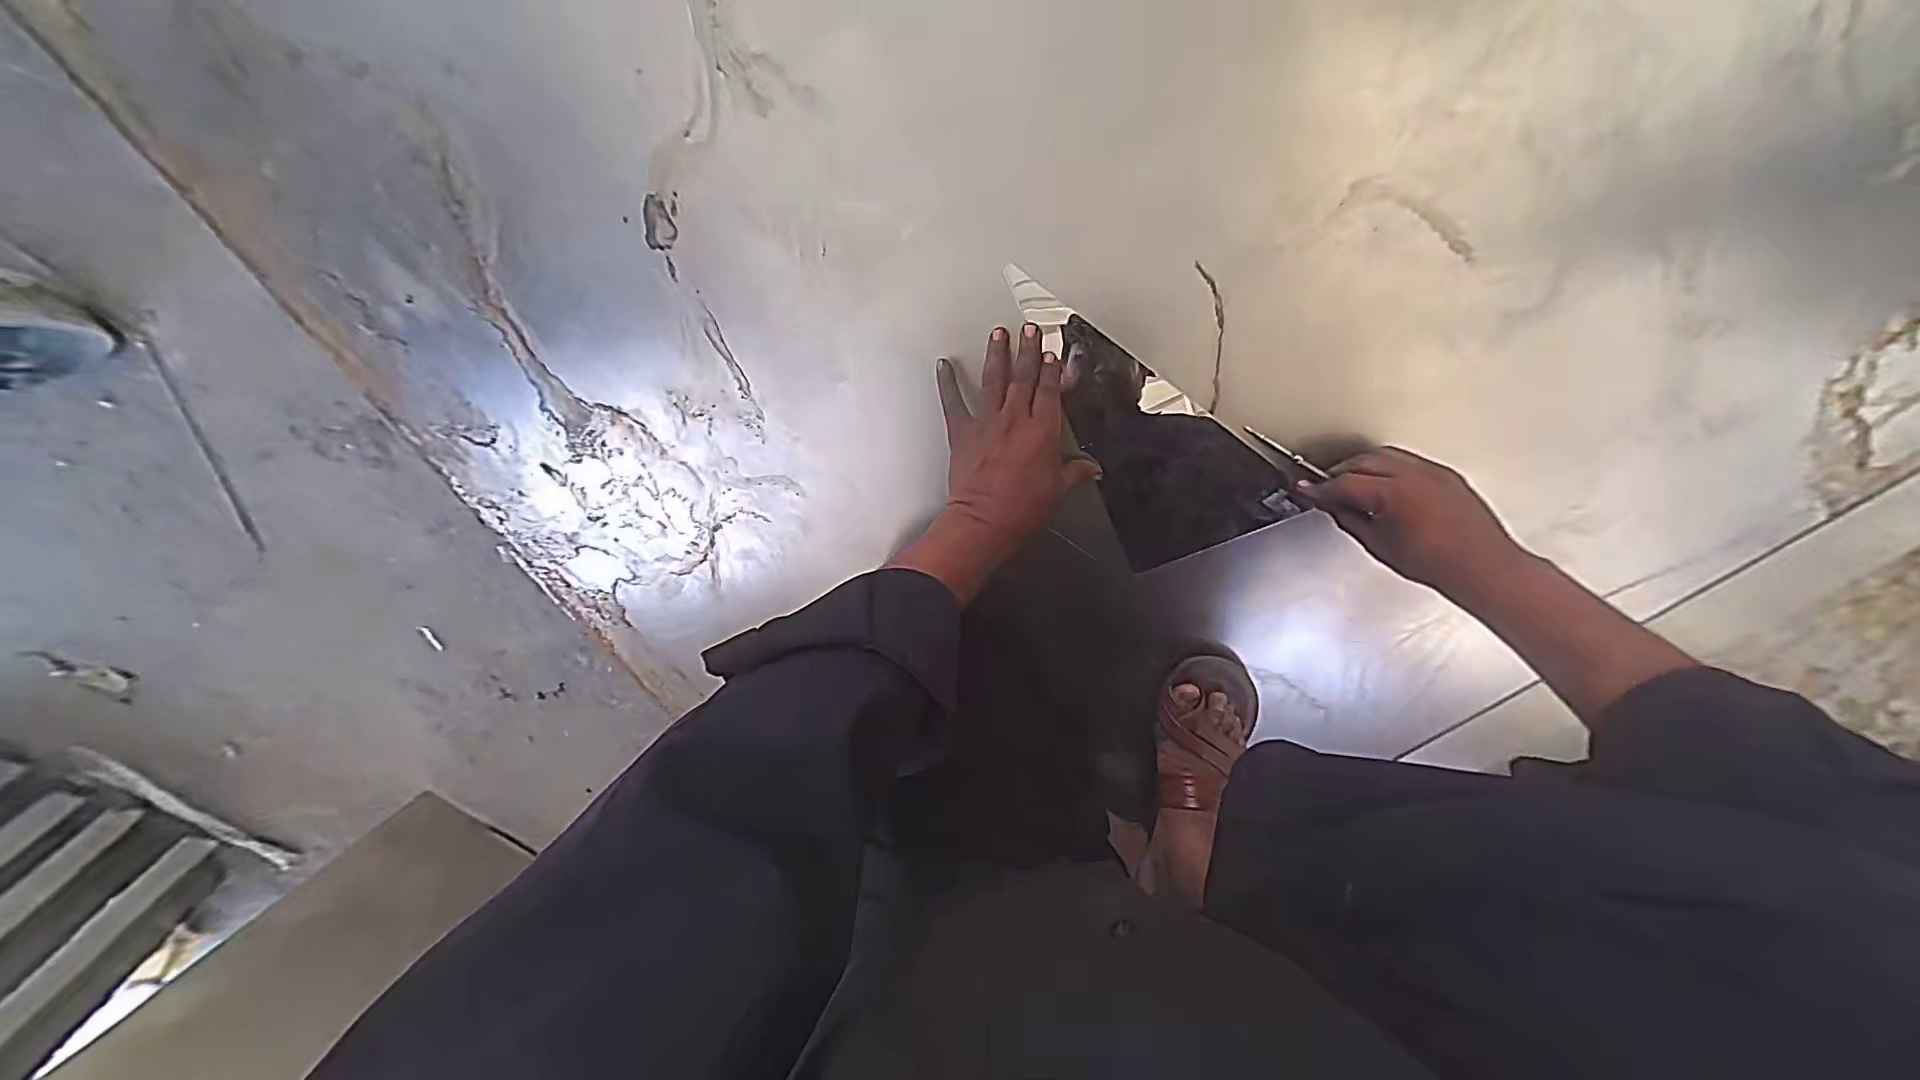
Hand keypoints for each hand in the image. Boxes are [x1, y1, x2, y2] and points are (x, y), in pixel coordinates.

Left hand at [890, 324, 1100, 602]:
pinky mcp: (963, 433)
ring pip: (993, 380)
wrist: (984, 523)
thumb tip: (1091, 469)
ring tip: (998, 334)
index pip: (1050, 391)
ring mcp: (987, 424)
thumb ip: (1075, 473)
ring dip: (997, 354)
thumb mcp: (1057, 491)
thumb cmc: (1020, 509)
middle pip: (1024, 376)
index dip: (1052, 370)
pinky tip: (944, 367)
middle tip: (1030, 330)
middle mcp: (1014, 420)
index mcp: (1041, 431)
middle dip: (1029, 350)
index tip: (1053, 354)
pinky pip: (953, 402)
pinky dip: (947, 383)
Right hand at [1295, 446, 1528, 603]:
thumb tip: (1334, 507)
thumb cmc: (1439, 563)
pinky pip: (1408, 461)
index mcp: (1394, 492)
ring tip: (1353, 485)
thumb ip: (1350, 519)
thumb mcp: (1378, 544)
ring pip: (1385, 456)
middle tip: (1326, 488)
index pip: (1344, 483)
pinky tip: (1382, 484)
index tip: (1307, 489)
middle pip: (1363, 461)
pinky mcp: (1446, 475)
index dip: (1320, 488)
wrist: (1483, 567)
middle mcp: (1415, 475)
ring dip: (1364, 467)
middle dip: (1339, 473)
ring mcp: (1433, 472)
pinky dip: (1388, 469)